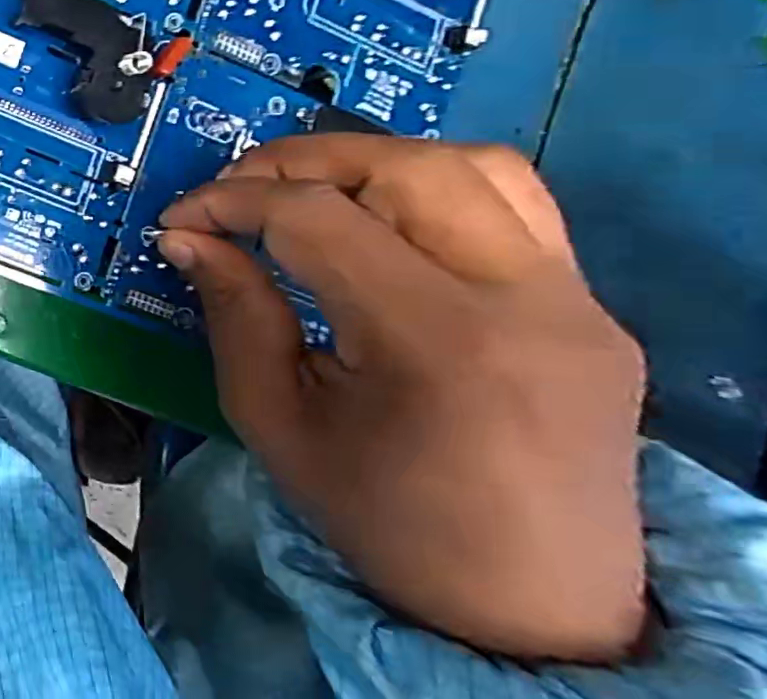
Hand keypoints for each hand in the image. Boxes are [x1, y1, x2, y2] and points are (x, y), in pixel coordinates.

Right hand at [157, 134, 646, 661]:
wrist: (527, 604)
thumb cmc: (379, 516)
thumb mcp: (272, 417)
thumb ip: (232, 311)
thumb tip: (185, 238)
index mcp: (437, 342)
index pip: (315, 218)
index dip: (230, 202)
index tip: (179, 221)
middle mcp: (525, 300)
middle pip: (398, 168)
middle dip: (292, 163)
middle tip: (231, 195)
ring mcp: (574, 297)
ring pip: (466, 164)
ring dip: (362, 162)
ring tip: (299, 193)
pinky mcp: (587, 302)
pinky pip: (511, 199)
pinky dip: (428, 181)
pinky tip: (377, 214)